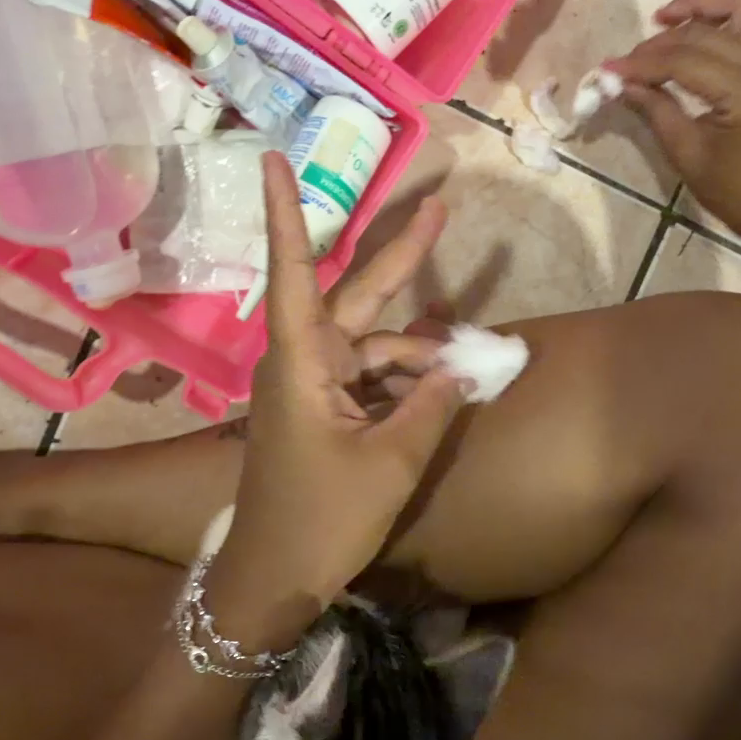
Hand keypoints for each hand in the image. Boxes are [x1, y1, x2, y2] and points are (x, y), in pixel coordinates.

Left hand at [210, 154, 468, 644]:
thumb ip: (429, 407)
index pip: (294, 271)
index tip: (271, 159)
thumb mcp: (388, 464)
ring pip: (376, 344)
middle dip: (402, 258)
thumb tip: (460, 369)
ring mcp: (314, 385)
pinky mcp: (325, 410)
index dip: (284, 213)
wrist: (273, 580)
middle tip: (444, 210)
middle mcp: (304, 360)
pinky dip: (408, 381)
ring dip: (420, 352)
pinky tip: (445, 389)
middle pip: (357, 295)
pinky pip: (373, 377)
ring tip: (469, 364)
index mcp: (301, 361)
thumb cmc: (320, 519)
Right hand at [605, 0, 740, 236]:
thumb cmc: (733, 189)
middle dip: (660, 42)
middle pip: (705, 33)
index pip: (684, 61)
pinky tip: (693, 30)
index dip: (642, 63)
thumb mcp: (686, 153)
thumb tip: (620, 82)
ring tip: (663, 19)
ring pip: (739, 7)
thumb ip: (655, 109)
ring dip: (698, 8)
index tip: (608, 70)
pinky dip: (721, 17)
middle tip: (628, 62)